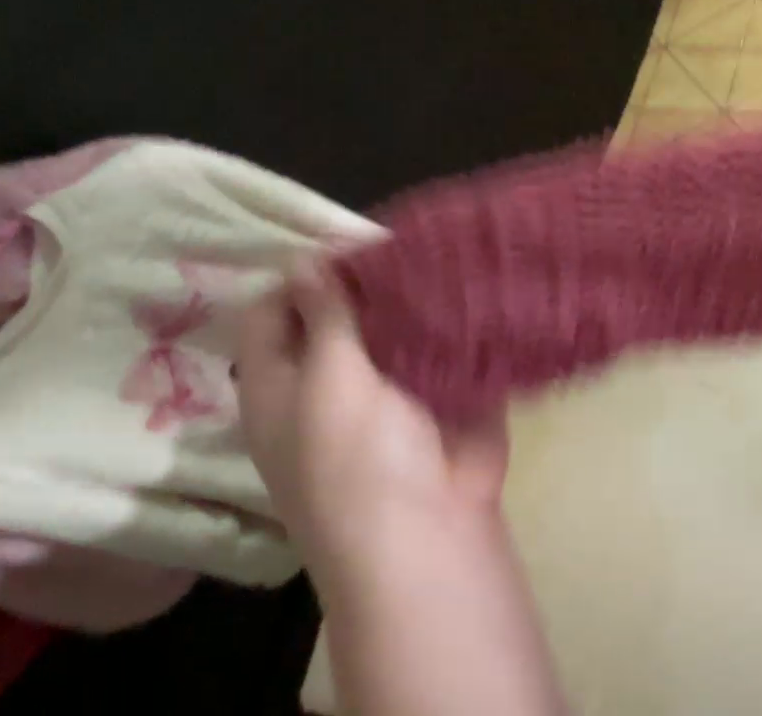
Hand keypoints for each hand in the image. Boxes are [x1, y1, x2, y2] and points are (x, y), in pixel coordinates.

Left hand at [234, 262, 509, 573]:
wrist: (431, 525)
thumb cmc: (358, 461)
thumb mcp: (330, 384)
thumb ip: (327, 319)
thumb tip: (309, 255)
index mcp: (283, 380)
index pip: (276, 310)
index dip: (307, 273)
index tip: (355, 239)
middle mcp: (335, 377)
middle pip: (345, 313)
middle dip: (376, 278)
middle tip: (415, 236)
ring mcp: (395, 385)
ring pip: (403, 326)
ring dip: (424, 294)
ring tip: (454, 248)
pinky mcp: (448, 390)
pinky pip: (451, 345)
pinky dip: (463, 319)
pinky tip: (485, 283)